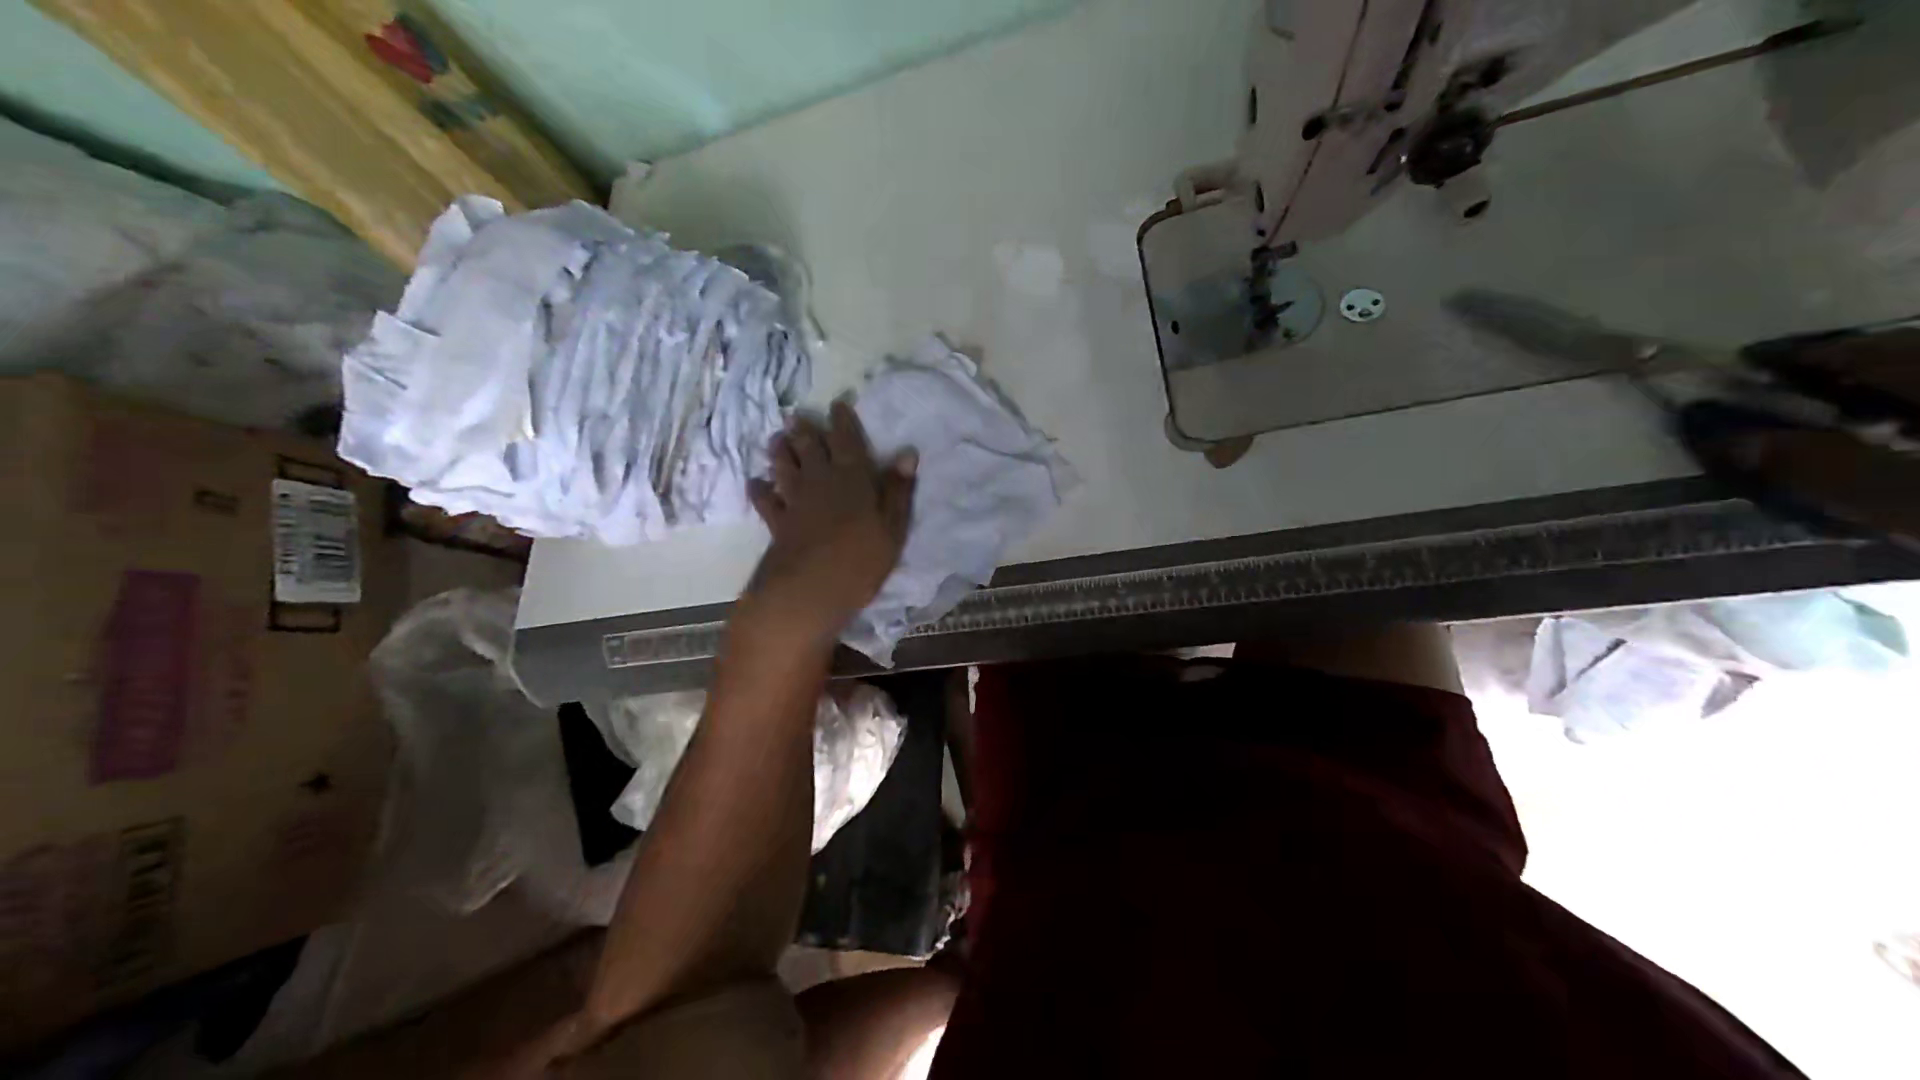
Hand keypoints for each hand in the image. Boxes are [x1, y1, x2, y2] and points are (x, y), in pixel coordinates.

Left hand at [742, 400, 916, 642]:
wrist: (811, 589)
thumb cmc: (862, 559)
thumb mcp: (893, 527)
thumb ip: (898, 489)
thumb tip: (907, 452)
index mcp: (853, 478)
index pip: (847, 441)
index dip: (842, 421)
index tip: (837, 404)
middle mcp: (821, 482)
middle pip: (810, 449)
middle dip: (804, 431)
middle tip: (795, 417)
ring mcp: (795, 501)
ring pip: (785, 468)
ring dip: (780, 452)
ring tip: (776, 439)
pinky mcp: (778, 522)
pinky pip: (766, 501)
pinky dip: (760, 490)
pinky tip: (756, 483)